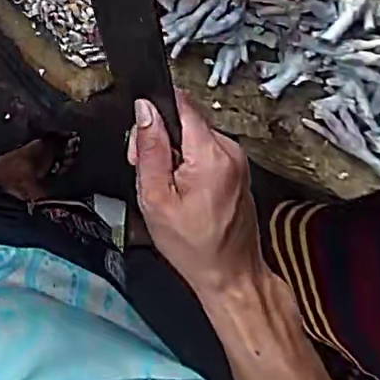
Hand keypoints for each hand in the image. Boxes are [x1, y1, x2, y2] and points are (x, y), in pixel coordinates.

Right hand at [129, 91, 264, 299]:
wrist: (230, 276)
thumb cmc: (194, 245)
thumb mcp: (155, 196)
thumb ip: (149, 147)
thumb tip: (144, 109)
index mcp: (211, 156)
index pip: (180, 103)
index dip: (153, 114)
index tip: (142, 137)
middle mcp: (230, 152)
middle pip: (182, 117)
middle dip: (158, 136)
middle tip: (147, 169)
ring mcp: (236, 160)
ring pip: (190, 132)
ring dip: (170, 149)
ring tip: (165, 183)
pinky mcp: (235, 167)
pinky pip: (201, 146)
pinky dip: (185, 159)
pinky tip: (180, 186)